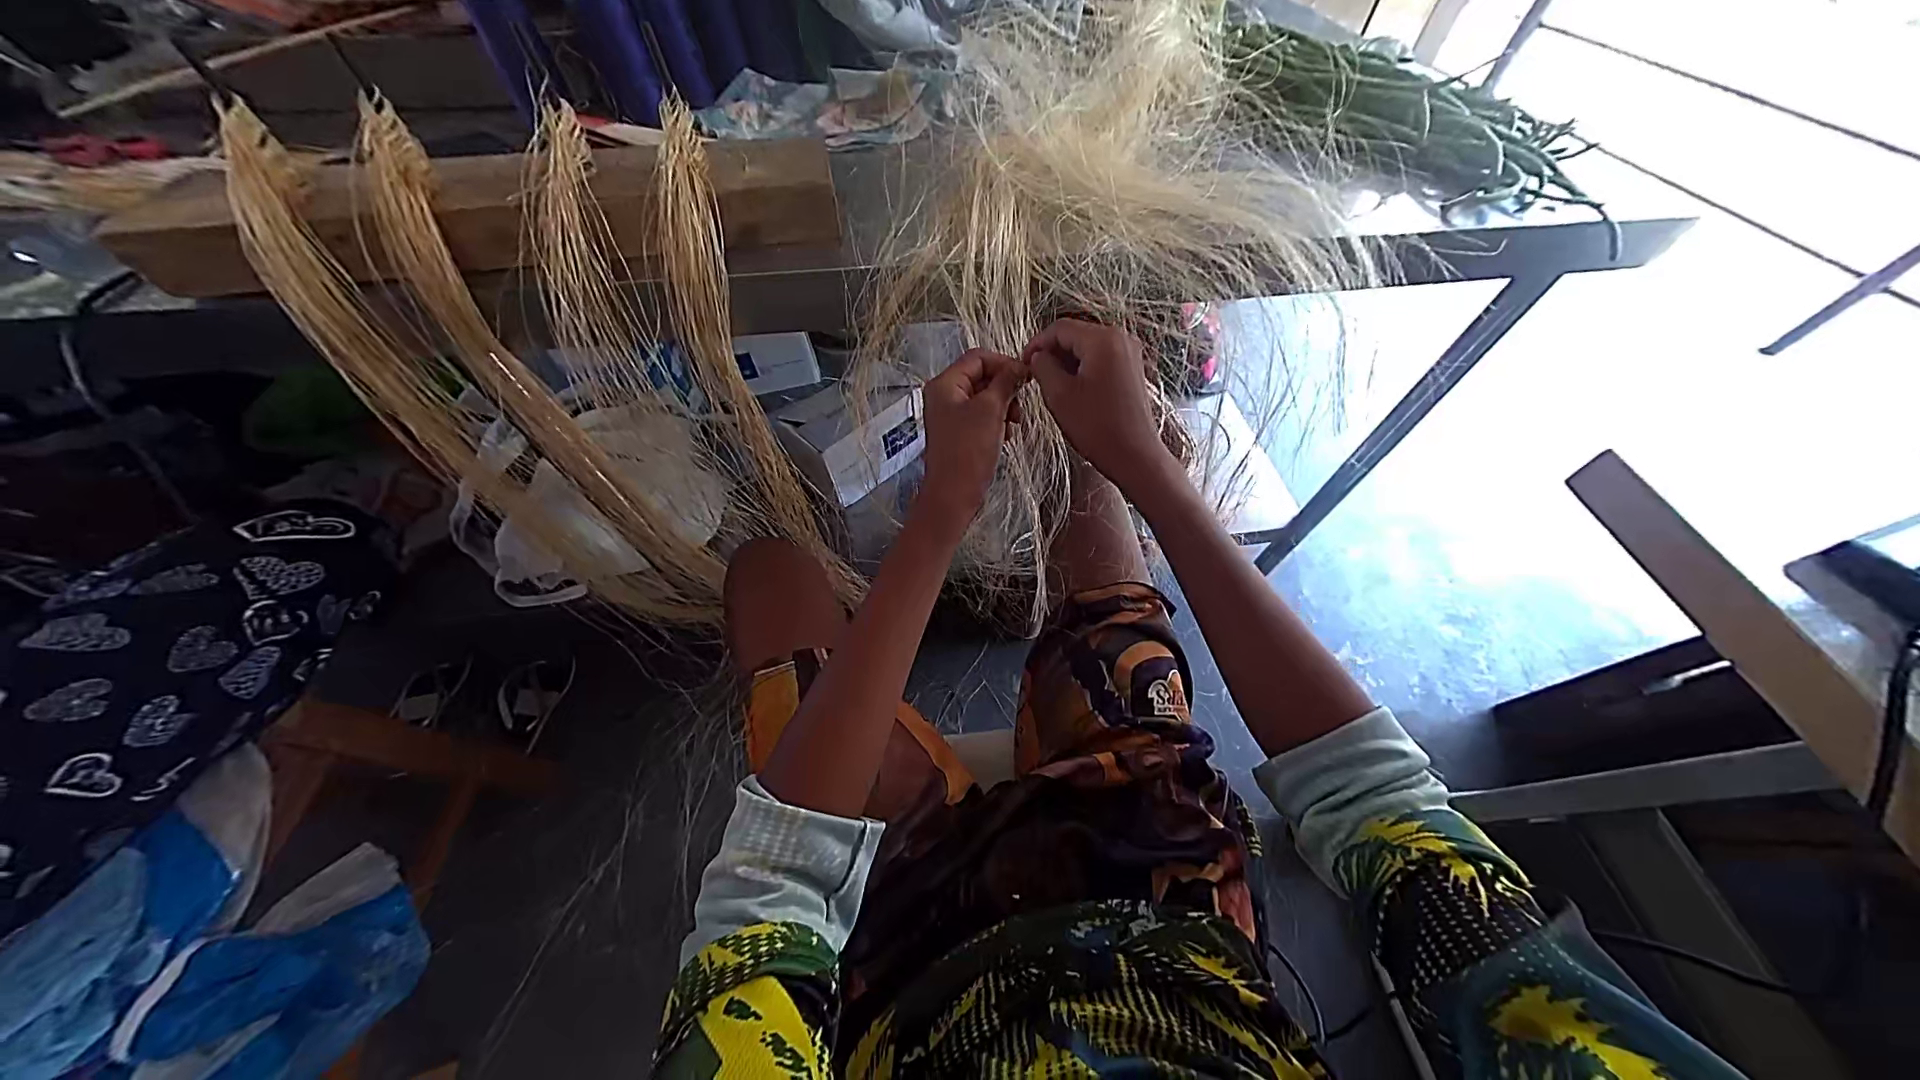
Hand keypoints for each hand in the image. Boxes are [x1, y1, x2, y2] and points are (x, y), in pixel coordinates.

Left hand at [917, 348, 1026, 529]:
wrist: (954, 494)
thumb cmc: (967, 452)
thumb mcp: (990, 410)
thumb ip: (1005, 383)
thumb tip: (1019, 367)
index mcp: (945, 385)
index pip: (978, 358)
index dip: (1004, 363)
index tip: (1025, 377)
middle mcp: (944, 396)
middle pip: (982, 377)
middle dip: (1005, 388)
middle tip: (1019, 405)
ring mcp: (950, 416)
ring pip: (985, 398)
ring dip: (1004, 406)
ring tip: (1013, 423)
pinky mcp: (959, 433)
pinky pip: (982, 417)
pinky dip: (997, 422)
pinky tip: (1006, 436)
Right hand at [1023, 319, 1176, 496]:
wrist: (1134, 454)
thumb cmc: (1098, 427)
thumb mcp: (1058, 394)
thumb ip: (1042, 367)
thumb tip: (1038, 356)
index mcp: (1102, 340)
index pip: (1060, 328)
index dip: (1036, 343)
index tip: (1023, 362)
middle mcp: (1121, 339)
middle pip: (1076, 335)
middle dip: (1053, 353)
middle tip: (1035, 376)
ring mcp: (1130, 354)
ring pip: (1088, 348)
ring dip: (1067, 363)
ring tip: (1053, 386)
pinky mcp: (1133, 370)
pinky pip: (1102, 360)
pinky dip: (1084, 370)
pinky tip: (1074, 392)